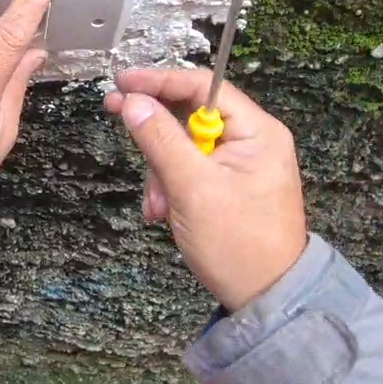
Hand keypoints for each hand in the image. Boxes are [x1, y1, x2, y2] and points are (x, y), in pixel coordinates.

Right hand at [102, 68, 307, 312]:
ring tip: (157, 204)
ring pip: (182, 144)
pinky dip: (168, 185)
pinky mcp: (226, 185)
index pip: (203, 86)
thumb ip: (160, 139)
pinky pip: (187, 169)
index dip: (159, 81)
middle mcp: (251, 140)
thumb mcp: (192, 187)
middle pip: (189, 114)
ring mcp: (239, 164)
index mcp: (257, 131)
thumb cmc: (237, 243)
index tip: (122, 83)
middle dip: (155, 134)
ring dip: (159, 170)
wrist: (266, 302)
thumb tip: (131, 100)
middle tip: (116, 117)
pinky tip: (162, 210)